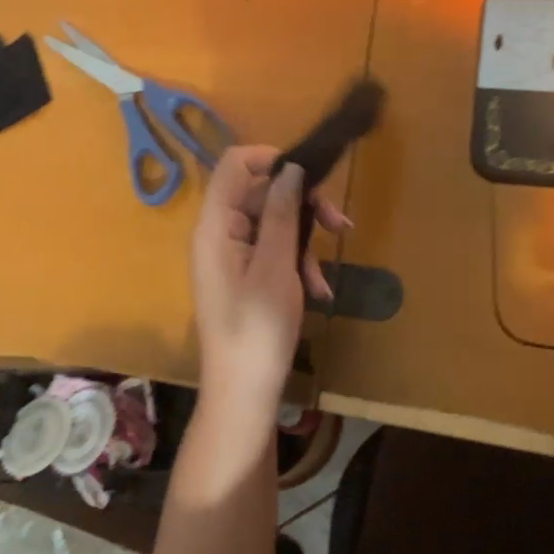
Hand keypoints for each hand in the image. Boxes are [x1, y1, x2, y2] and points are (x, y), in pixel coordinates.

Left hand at [190, 146, 352, 414]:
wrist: (243, 393)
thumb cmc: (258, 329)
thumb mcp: (277, 267)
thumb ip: (283, 214)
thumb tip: (291, 169)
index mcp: (215, 225)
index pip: (234, 164)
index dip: (272, 160)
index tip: (310, 176)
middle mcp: (218, 232)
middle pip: (260, 193)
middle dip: (301, 207)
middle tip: (338, 224)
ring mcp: (230, 255)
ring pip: (273, 223)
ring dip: (305, 242)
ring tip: (324, 276)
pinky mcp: (243, 275)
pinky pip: (272, 251)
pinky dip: (297, 264)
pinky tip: (320, 291)